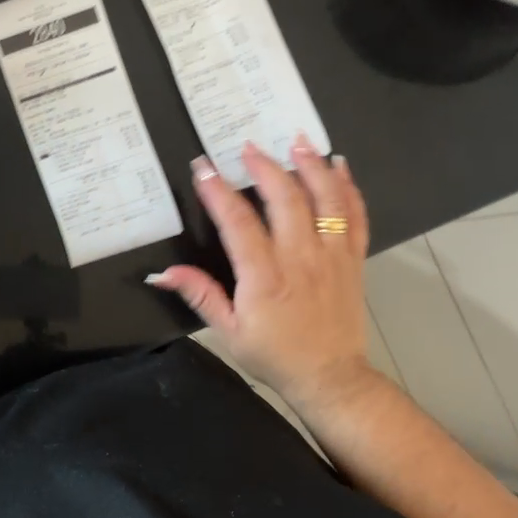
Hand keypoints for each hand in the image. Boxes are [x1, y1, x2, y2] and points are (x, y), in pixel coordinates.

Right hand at [149, 137, 379, 411]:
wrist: (330, 377)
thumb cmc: (274, 355)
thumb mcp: (228, 331)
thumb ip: (200, 294)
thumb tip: (162, 273)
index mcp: (265, 278)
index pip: (239, 224)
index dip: (219, 193)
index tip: (203, 168)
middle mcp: (300, 259)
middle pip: (286, 200)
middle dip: (265, 167)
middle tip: (248, 146)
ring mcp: (332, 256)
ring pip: (326, 200)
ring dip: (311, 166)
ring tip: (297, 141)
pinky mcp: (353, 259)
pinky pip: (355, 216)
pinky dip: (348, 188)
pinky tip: (338, 166)